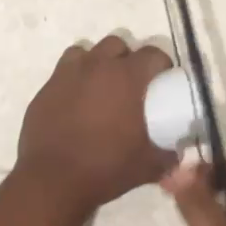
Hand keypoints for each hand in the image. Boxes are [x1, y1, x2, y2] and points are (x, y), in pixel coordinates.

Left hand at [15, 36, 176, 213]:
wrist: (53, 180)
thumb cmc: (106, 168)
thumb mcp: (148, 166)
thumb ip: (169, 154)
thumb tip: (178, 152)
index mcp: (127, 77)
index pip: (153, 53)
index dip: (162, 65)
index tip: (163, 83)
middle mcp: (97, 66)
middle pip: (118, 45)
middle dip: (127, 60)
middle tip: (131, 86)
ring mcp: (68, 74)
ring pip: (88, 52)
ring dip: (98, 64)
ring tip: (102, 88)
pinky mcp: (46, 87)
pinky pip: (65, 70)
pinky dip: (75, 78)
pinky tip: (76, 100)